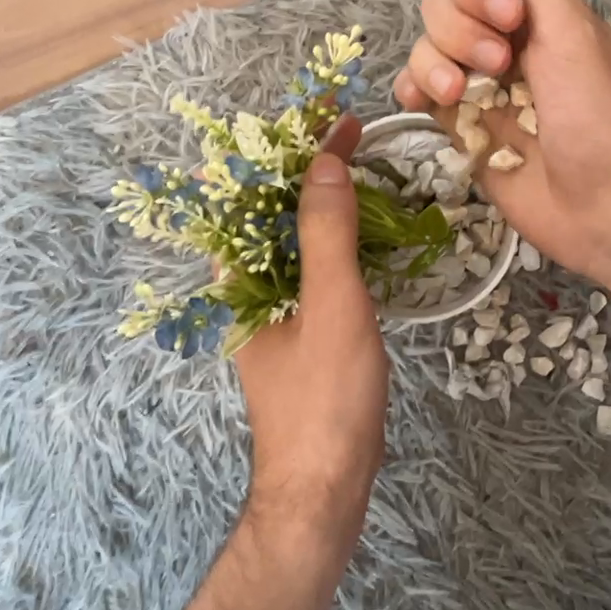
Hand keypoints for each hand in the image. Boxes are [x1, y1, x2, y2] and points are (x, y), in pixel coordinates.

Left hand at [232, 115, 389, 537]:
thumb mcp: (331, 308)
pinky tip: (373, 234)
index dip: (295, 151)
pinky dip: (344, 245)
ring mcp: (277, 314)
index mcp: (237, 280)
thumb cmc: (324, 400)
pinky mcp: (304, 334)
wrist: (326, 489)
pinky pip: (319, 273)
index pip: (259, 195)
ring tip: (372, 172)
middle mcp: (248, 292)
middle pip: (277, 215)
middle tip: (361, 138)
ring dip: (331, 206)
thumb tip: (324, 162)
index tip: (339, 120)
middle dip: (313, 171)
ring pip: (301, 244)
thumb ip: (326, 234)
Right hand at [392, 0, 610, 280]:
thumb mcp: (571, 32)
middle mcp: (503, 39)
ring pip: (425, 44)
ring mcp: (478, 84)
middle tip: (501, 66)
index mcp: (537, 10)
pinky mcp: (460, 126)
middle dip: (460, 28)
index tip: (511, 17)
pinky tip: (427, 104)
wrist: (603, 209)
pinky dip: (416, 90)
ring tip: (465, 95)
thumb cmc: (601, 119)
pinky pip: (419, 91)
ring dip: (436, 61)